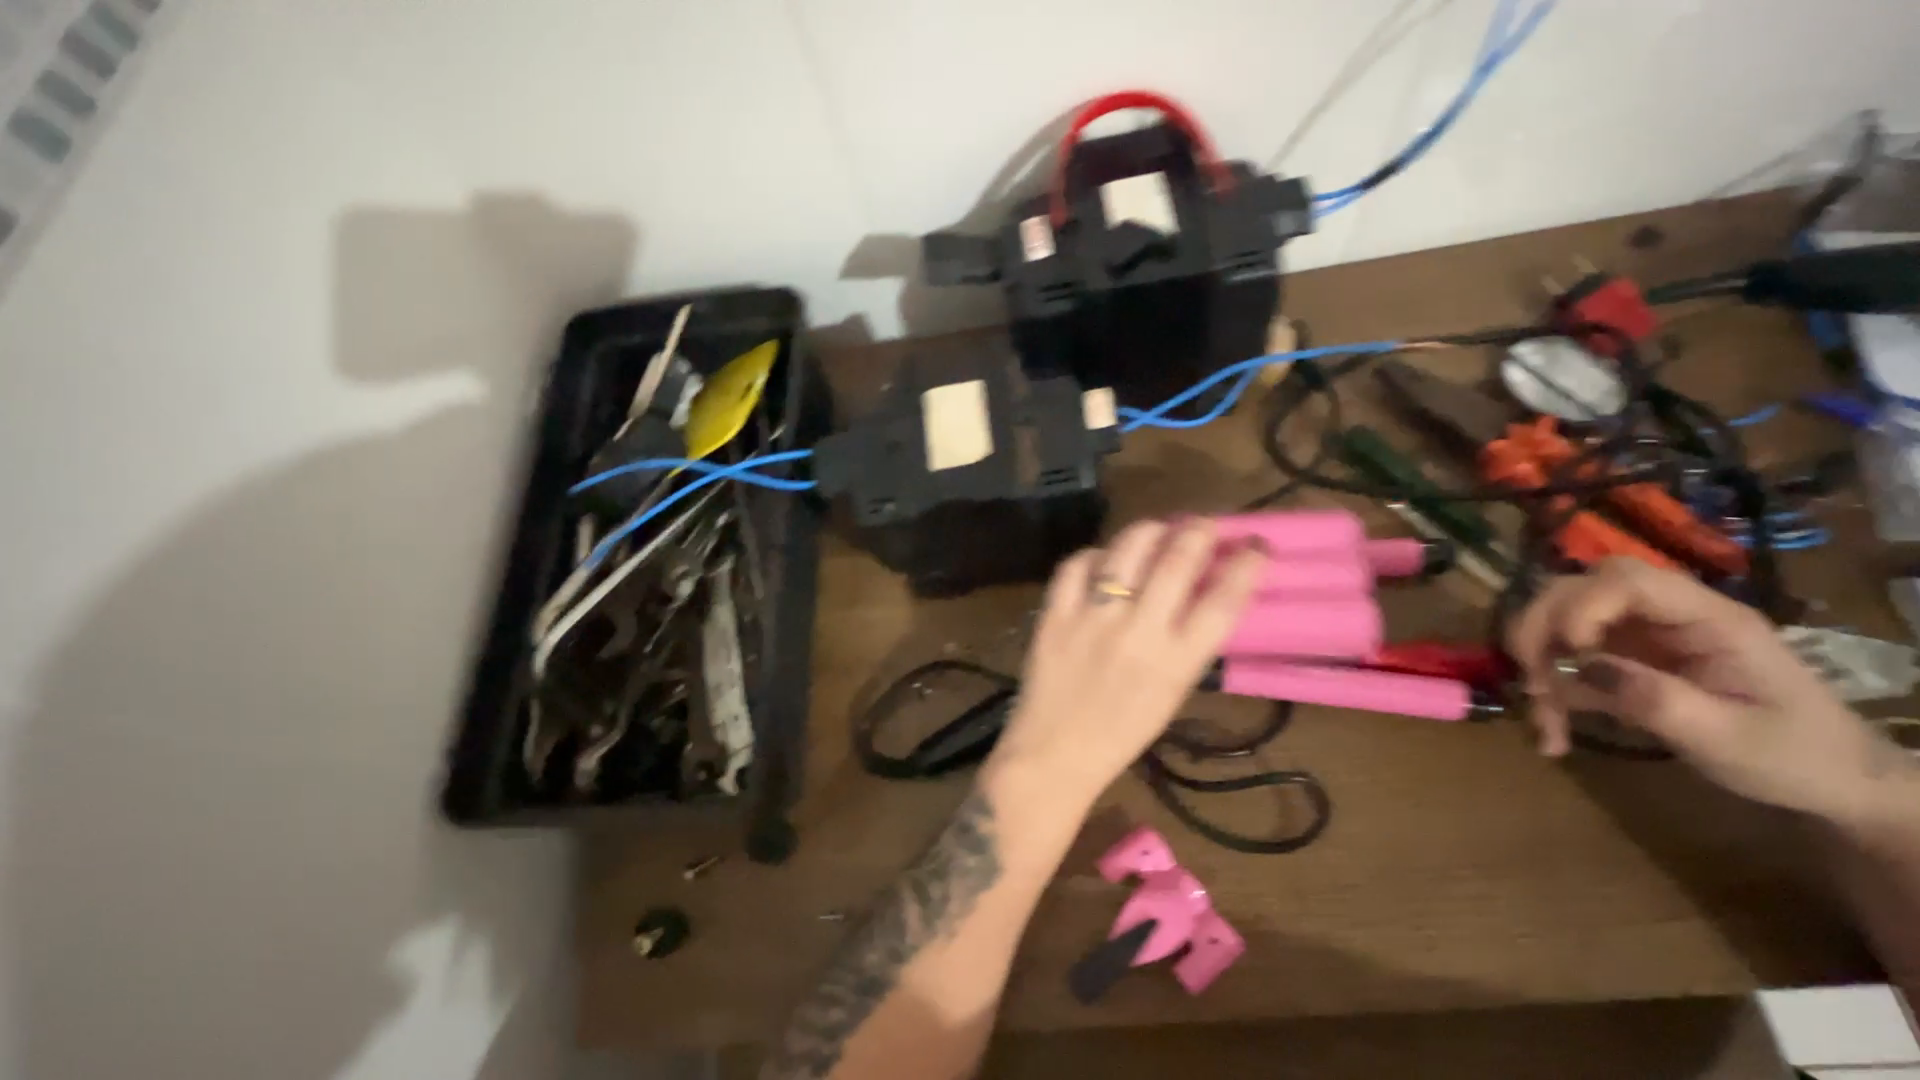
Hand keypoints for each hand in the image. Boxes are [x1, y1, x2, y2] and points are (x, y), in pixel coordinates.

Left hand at [988, 518, 1268, 800]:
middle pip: (1178, 562)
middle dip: (1200, 532)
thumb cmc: (1122, 733)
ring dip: (1150, 530)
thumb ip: (1188, 644)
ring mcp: (1093, 619)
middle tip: (1205, 524)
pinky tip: (1104, 558)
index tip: (1256, 544)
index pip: (1224, 601)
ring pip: (1127, 551)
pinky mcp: (1055, 615)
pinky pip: (1076, 565)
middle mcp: (1139, 632)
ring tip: (1158, 529)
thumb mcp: (1172, 693)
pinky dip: (1094, 554)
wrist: (1056, 754)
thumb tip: (1203, 592)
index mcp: (1177, 662)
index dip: (1247, 565)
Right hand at [1507, 557, 1909, 823]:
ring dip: (1539, 665)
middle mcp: (1668, 616)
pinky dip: (1551, 692)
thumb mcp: (1729, 739)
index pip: (1625, 580)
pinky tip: (1554, 732)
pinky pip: (1570, 662)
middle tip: (1528, 678)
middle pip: (1579, 590)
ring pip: (1562, 624)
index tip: (1569, 653)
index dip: (1580, 605)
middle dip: (1540, 628)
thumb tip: (1585, 667)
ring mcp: (1645, 638)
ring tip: (1544, 721)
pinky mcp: (1628, 662)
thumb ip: (1657, 700)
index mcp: (1708, 618)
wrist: (1831, 782)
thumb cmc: (1795, 757)